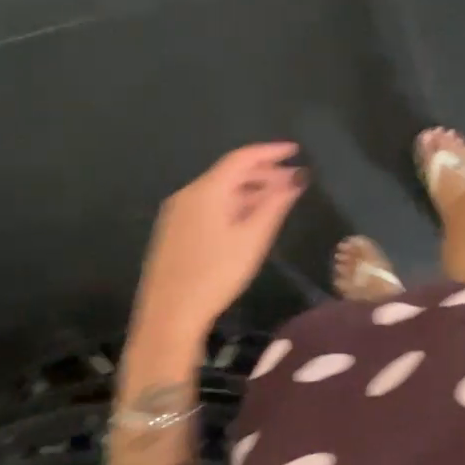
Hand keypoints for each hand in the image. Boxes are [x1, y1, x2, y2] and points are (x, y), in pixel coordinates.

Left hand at [132, 143, 307, 339]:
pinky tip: (248, 219)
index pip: (242, 158)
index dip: (270, 152)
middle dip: (263, 172)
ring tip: (277, 199)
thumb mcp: (252, 239)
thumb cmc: (216, 273)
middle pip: (230, 172)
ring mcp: (178, 212)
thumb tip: (295, 178)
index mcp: (207, 190)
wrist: (169, 314)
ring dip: (249, 190)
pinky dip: (233, 203)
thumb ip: (275, 204)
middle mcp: (189, 194)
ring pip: (219, 190)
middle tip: (292, 181)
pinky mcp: (175, 231)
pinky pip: (209, 205)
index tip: (295, 150)